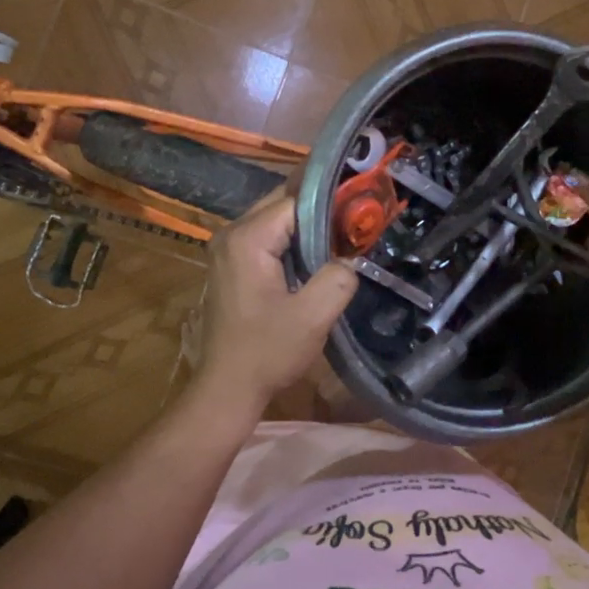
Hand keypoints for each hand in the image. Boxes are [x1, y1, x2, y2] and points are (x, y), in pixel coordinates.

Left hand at [196, 188, 357, 410]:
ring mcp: (226, 249)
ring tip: (343, 231)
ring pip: (274, 221)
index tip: (362, 209)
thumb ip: (338, 279)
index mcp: (248, 239)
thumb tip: (352, 258)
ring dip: (306, 225)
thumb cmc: (267, 352)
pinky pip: (265, 238)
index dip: (330, 203)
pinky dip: (290, 240)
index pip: (295, 200)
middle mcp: (231, 234)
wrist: (227, 388)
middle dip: (319, 208)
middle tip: (357, 216)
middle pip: (281, 204)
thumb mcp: (313, 317)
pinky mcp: (230, 265)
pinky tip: (316, 253)